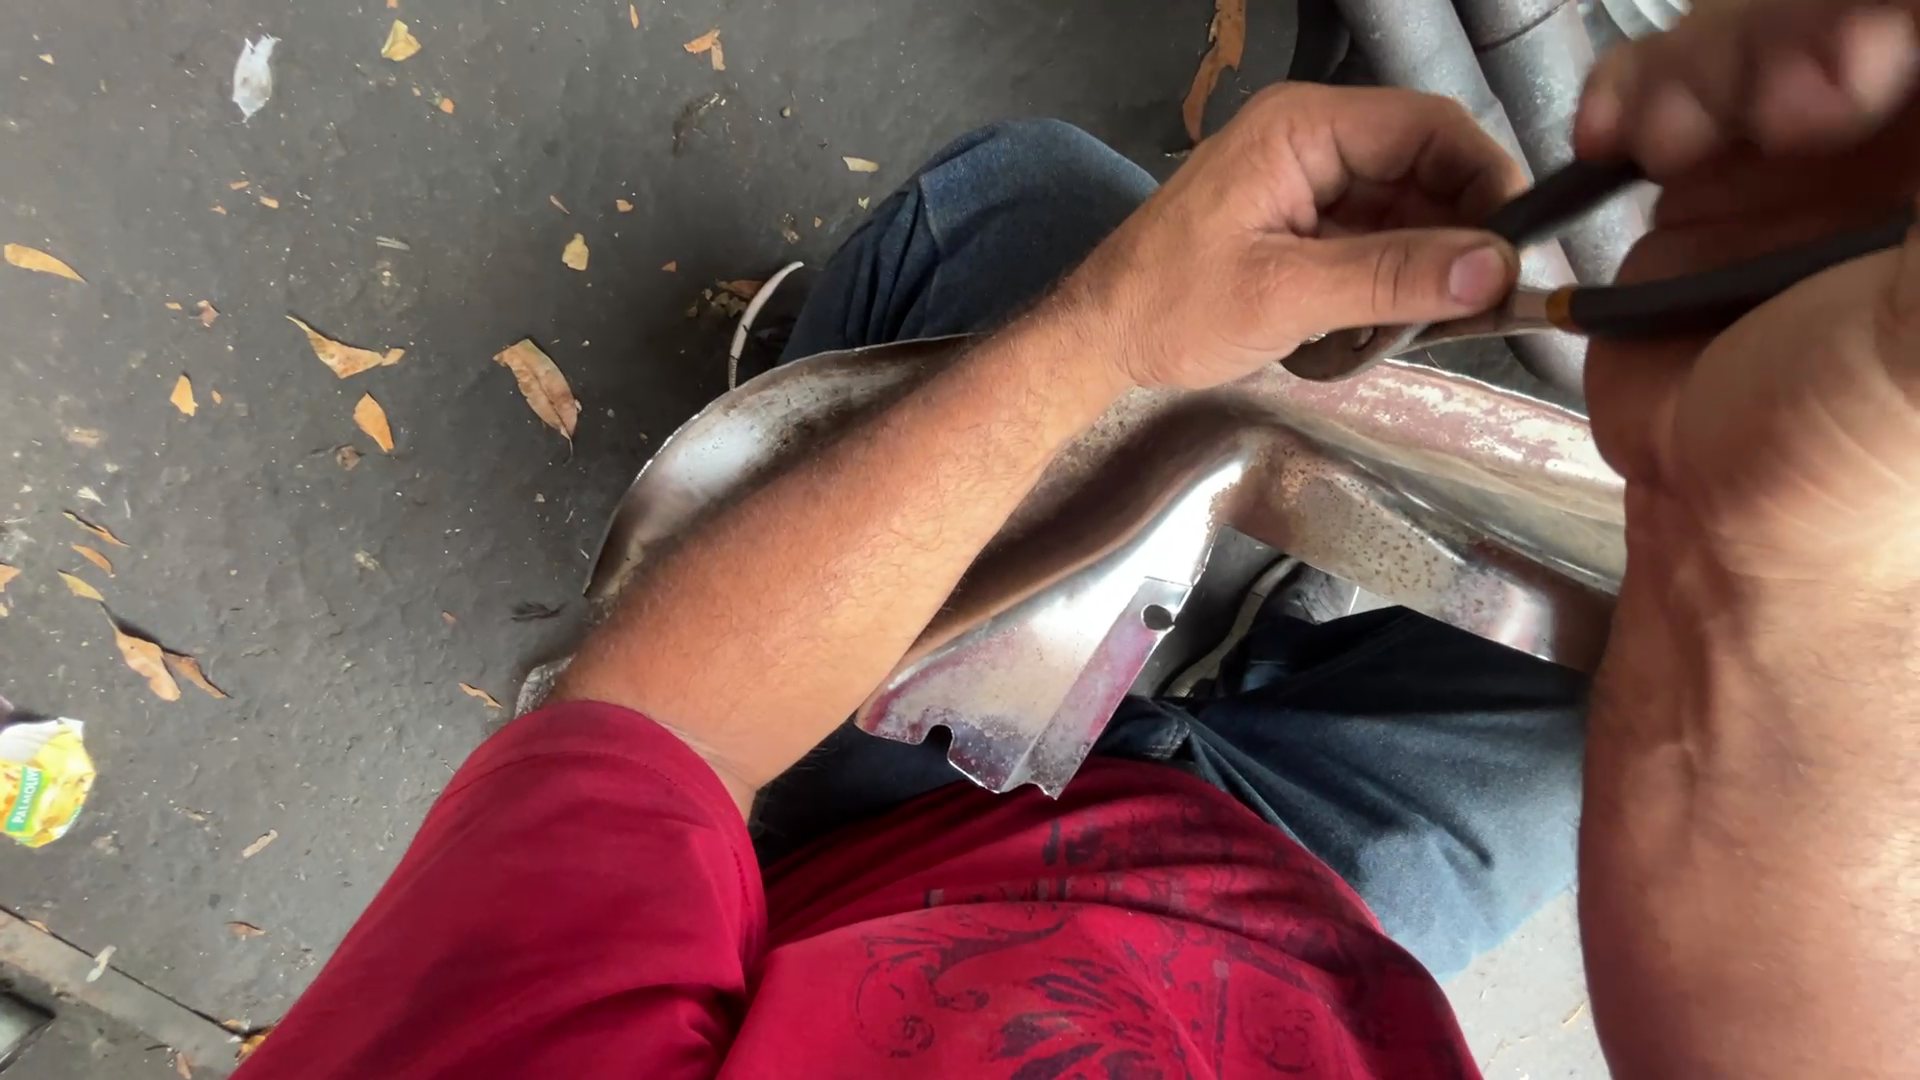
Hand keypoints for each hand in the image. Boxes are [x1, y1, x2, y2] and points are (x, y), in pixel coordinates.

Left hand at [1059, 83, 1526, 390]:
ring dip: (1415, 262)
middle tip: (1480, 298)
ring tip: (1433, 318)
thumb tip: (1493, 271)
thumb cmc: (1169, 310)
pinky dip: (1376, 276)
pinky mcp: (1280, 228)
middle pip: (1415, 169)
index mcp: (1300, 129)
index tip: (1516, 248)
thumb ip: (1389, 276)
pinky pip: (1353, 239)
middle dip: (1451, 232)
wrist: (1098, 340)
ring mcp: (1289, 187)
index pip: (1428, 129)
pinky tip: (1385, 316)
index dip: (1485, 181)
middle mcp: (1301, 143)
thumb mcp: (1284, 294)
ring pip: (1388, 210)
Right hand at [1575, 0, 1919, 590]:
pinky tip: (1610, 140)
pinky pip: (1656, 93)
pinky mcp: (1696, 185)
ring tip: (1673, 145)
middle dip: (1789, 37)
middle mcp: (1905, 125)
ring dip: (1694, 67)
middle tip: (1786, 115)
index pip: (1918, 20)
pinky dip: (1622, 98)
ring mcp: (1798, 149)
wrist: (1717, 495)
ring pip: (1739, 34)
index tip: (1863, 73)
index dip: (1867, 21)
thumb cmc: (1858, 427)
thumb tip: (1890, 65)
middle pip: (1826, 13)